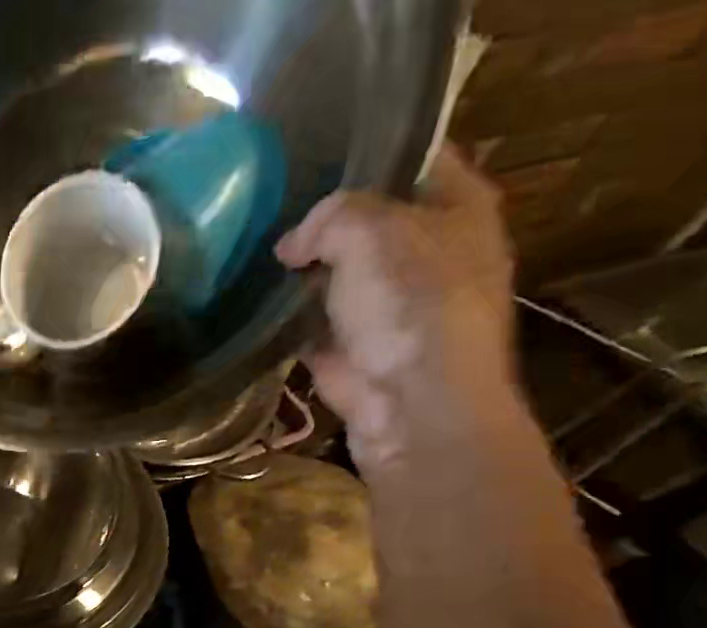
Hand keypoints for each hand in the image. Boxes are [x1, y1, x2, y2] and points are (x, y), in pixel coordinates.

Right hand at [274, 146, 516, 470]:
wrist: (413, 406)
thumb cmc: (412, 306)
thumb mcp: (371, 231)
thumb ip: (328, 217)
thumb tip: (292, 247)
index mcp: (457, 208)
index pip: (416, 155)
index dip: (370, 146)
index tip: (315, 143)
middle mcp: (425, 252)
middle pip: (366, 217)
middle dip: (321, 213)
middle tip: (269, 198)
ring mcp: (386, 304)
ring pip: (334, 269)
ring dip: (299, 264)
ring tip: (249, 241)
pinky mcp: (351, 346)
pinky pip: (311, 318)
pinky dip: (285, 312)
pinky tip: (251, 293)